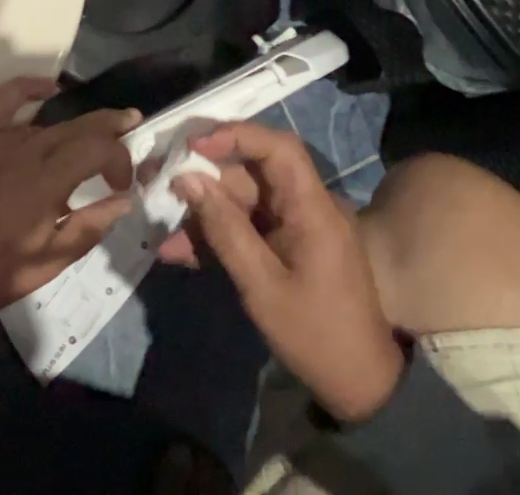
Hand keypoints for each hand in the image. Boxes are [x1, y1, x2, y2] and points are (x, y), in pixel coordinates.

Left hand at [0, 78, 138, 322]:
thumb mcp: (48, 263)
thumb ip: (90, 227)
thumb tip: (124, 201)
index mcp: (45, 184)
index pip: (97, 149)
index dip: (120, 159)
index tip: (123, 183)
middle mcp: (23, 152)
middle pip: (77, 127)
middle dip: (110, 128)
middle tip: (132, 127)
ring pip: (47, 122)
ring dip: (77, 125)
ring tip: (99, 128)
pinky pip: (2, 100)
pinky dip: (27, 88)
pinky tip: (49, 89)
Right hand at [165, 123, 405, 421]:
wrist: (360, 384)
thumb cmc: (315, 333)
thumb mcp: (262, 285)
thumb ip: (224, 229)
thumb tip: (188, 180)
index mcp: (314, 208)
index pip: (278, 148)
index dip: (235, 135)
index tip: (192, 145)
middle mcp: (307, 206)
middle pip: (251, 173)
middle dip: (204, 177)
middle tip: (160, 182)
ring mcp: (296, 226)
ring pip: (241, 201)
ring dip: (203, 215)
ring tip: (163, 236)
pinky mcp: (287, 246)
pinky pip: (246, 226)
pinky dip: (216, 236)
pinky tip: (179, 254)